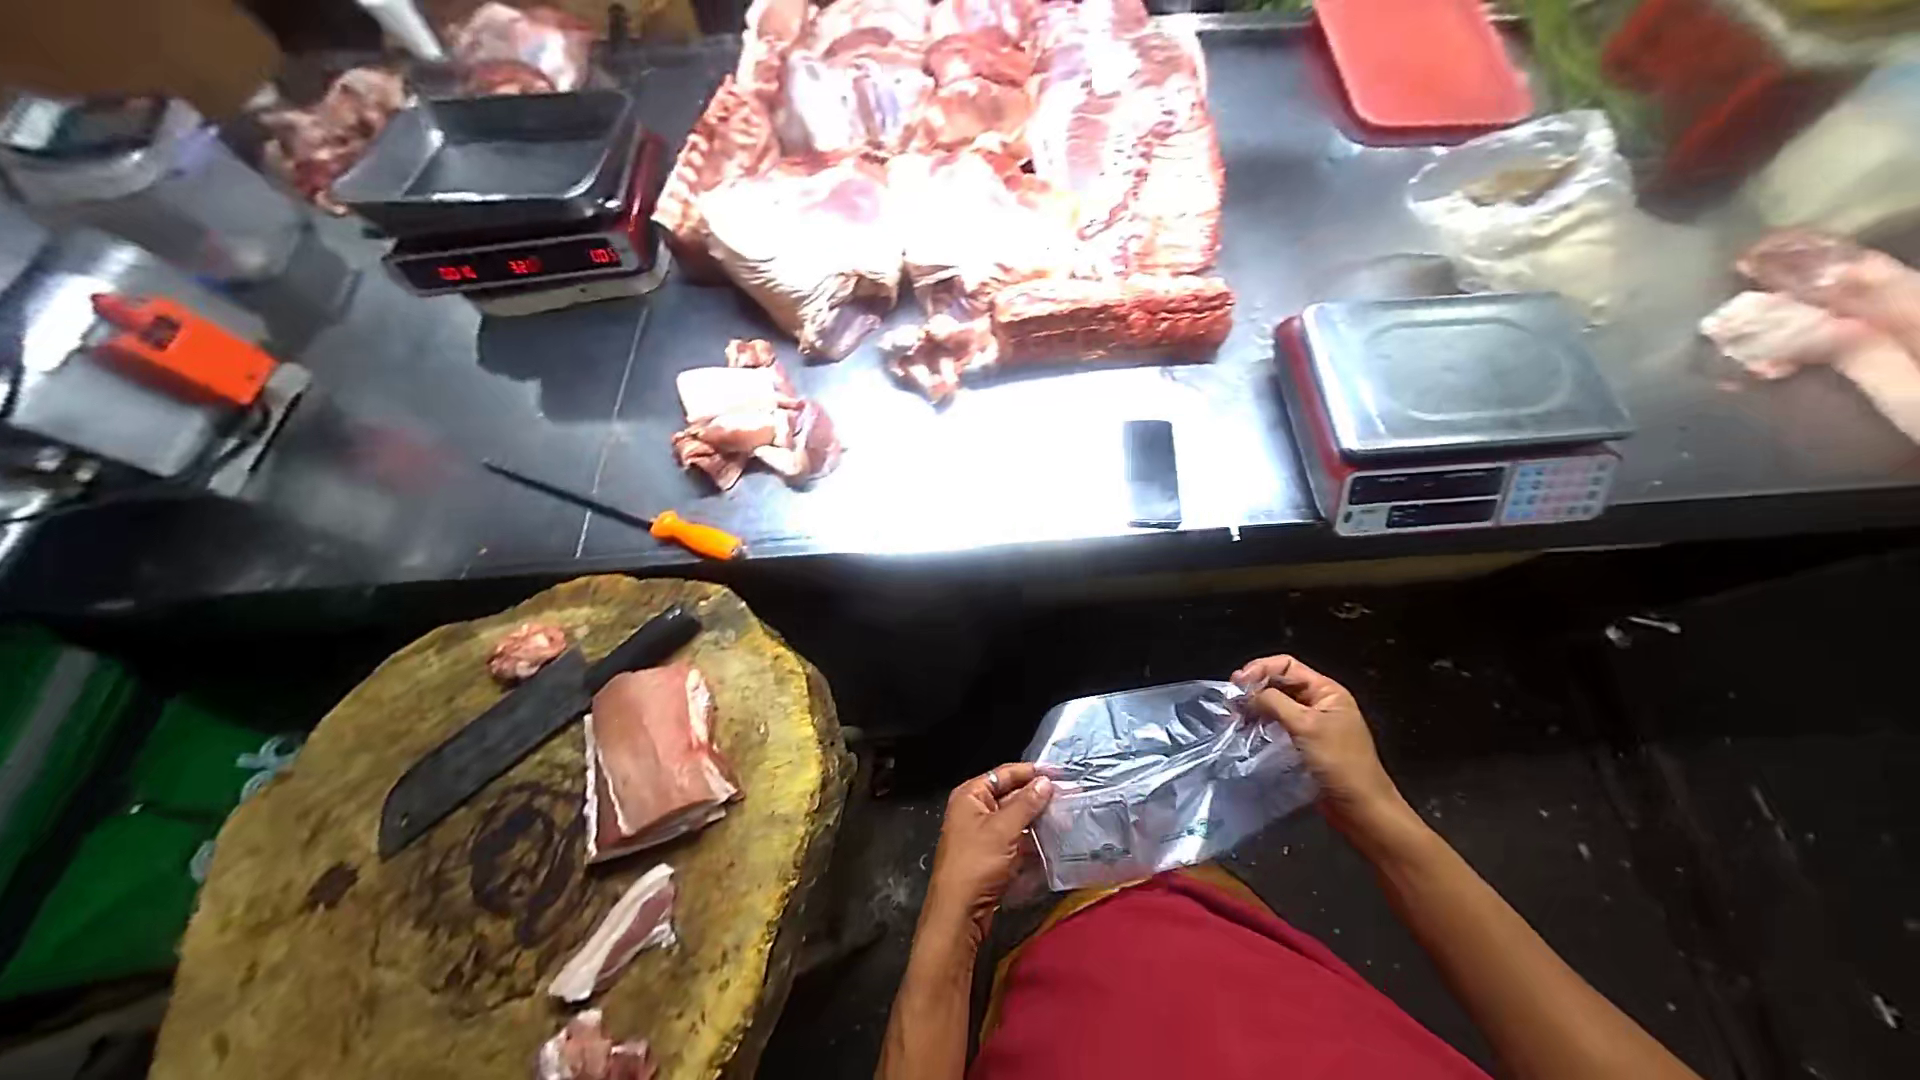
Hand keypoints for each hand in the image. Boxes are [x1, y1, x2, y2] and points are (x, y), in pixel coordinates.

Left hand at [923, 763, 1053, 948]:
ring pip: (1014, 818)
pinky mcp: (990, 855)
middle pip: (1010, 795)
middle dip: (1036, 796)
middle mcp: (973, 809)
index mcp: (970, 795)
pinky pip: (1014, 839)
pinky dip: (1030, 838)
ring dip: (1036, 819)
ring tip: (1064, 816)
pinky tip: (1051, 840)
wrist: (959, 912)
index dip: (1031, 772)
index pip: (1004, 774)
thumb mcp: (1003, 829)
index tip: (1059, 773)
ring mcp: (981, 833)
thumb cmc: (977, 863)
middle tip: (1067, 796)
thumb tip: (1045, 782)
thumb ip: (1026, 803)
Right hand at [1233, 655, 1411, 840]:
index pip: (1286, 665)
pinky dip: (1260, 723)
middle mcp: (1319, 702)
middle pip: (1279, 682)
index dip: (1260, 669)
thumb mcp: (1306, 725)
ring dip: (1254, 706)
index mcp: (1327, 691)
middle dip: (1254, 688)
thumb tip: (1247, 693)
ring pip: (1275, 704)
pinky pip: (1277, 724)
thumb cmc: (1340, 762)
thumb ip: (1274, 702)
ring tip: (1234, 717)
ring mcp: (1311, 723)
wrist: (1362, 809)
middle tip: (1231, 702)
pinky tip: (1246, 730)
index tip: (1237, 683)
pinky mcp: (1304, 742)